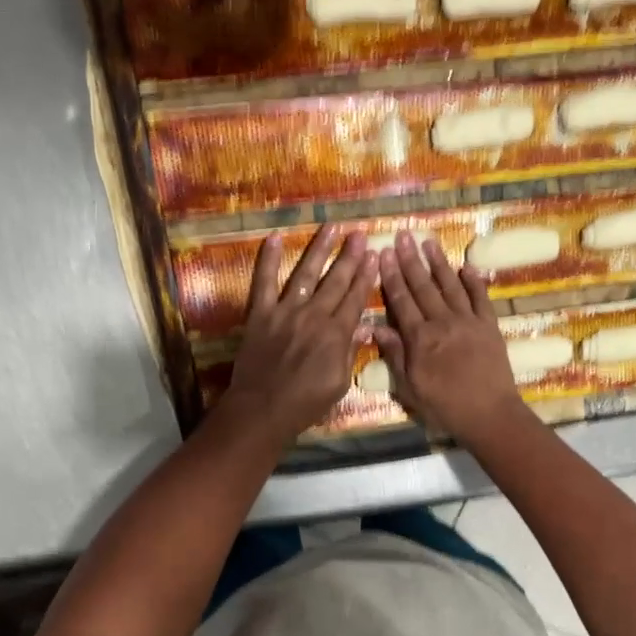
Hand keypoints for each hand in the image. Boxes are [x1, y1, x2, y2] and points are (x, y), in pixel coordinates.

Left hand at [217, 226, 375, 440]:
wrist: (265, 408)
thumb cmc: (307, 403)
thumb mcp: (339, 384)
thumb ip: (350, 352)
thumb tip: (365, 327)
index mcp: (336, 334)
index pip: (356, 299)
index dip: (366, 276)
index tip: (374, 256)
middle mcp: (314, 316)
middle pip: (336, 281)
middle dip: (350, 256)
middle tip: (359, 234)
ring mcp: (286, 312)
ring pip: (306, 275)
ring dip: (319, 249)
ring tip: (331, 227)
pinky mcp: (261, 314)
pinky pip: (264, 282)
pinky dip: (269, 260)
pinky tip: (275, 238)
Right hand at [375, 231, 526, 444]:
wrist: (490, 414)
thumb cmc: (445, 407)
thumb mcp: (411, 388)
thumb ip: (396, 356)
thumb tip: (377, 328)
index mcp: (420, 339)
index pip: (402, 302)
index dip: (392, 277)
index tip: (384, 254)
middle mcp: (443, 323)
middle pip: (424, 287)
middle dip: (411, 261)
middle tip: (403, 235)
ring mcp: (469, 322)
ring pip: (451, 286)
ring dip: (439, 263)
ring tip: (429, 242)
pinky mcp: (490, 326)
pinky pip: (481, 298)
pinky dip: (474, 281)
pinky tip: (467, 267)